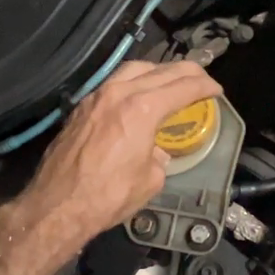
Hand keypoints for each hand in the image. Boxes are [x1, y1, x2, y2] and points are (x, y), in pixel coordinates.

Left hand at [15, 60, 223, 252]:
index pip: (182, 87)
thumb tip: (156, 152)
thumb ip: (159, 158)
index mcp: (142, 109)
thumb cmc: (108, 196)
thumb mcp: (149, 180)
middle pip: (160, 70)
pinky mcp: (80, 107)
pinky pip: (113, 82)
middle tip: (201, 78)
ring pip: (133, 69)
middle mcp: (119, 93)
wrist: (57, 206)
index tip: (216, 90)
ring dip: (157, 70)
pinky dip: (133, 81)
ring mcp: (96, 97)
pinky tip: (138, 92)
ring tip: (170, 79)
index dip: (204, 87)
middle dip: (186, 72)